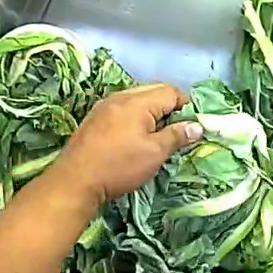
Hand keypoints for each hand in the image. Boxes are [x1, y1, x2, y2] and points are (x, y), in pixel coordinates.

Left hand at [51, 84, 203, 205]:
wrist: (76, 180)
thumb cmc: (119, 166)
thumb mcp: (154, 153)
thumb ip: (177, 135)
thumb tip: (197, 126)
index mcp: (138, 101)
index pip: (171, 92)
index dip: (187, 105)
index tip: (194, 124)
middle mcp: (120, 97)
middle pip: (154, 91)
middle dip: (170, 107)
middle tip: (178, 130)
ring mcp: (105, 106)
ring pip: (137, 99)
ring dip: (152, 112)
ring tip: (158, 135)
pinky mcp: (95, 118)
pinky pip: (123, 109)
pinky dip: (135, 117)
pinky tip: (136, 137)